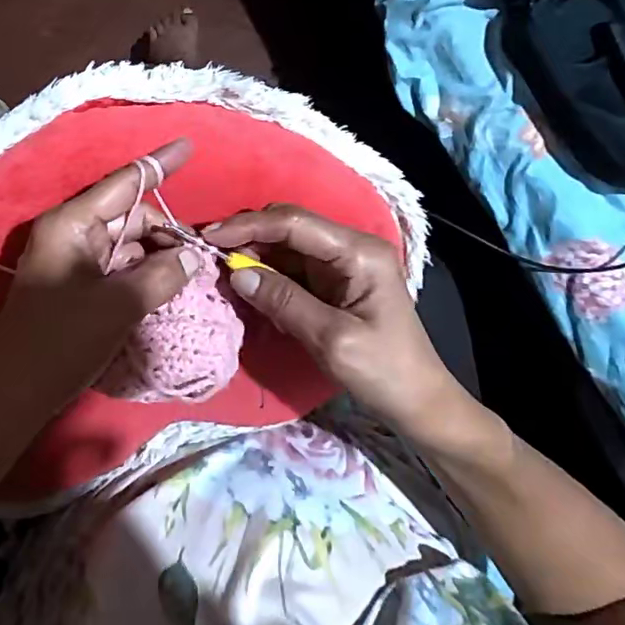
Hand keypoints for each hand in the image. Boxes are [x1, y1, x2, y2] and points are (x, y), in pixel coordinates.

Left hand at [0, 139, 203, 423]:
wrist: (13, 395)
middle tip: (202, 252)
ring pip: (125, 244)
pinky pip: (116, 266)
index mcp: (71, 224)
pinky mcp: (74, 285)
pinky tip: (168, 284)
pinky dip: (142, 272)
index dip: (159, 164)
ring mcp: (70, 259)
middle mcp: (70, 233)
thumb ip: (161, 274)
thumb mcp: (118, 306)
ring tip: (191, 271)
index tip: (189, 145)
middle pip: (128, 216)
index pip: (124, 183)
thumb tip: (192, 256)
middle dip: (165, 229)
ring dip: (156, 254)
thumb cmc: (61, 343)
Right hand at [203, 205, 464, 436]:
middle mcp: (349, 247)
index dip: (248, 226)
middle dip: (247, 236)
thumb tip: (236, 274)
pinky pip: (290, 268)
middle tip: (207, 253)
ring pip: (285, 246)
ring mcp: (340, 265)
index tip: (208, 237)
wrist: (417, 401)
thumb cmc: (384, 371)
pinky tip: (244, 284)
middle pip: (288, 226)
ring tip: (217, 268)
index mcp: (358, 252)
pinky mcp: (331, 283)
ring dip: (252, 254)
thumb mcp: (332, 339)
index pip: (294, 223)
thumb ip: (284, 302)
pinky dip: (265, 274)